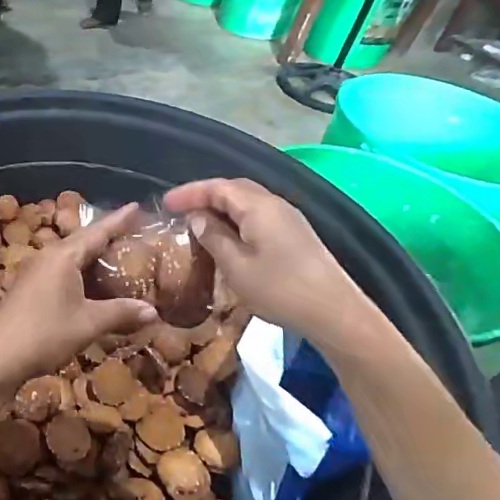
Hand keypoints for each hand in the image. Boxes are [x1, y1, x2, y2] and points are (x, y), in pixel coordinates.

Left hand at [0, 204, 157, 390]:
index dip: (119, 220)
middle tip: (135, 234)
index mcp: (63, 256)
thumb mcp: (88, 323)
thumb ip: (122, 313)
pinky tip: (94, 286)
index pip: (97, 231)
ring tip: (120, 258)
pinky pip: (62, 272)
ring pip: (72, 258)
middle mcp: (48, 257)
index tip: (137, 205)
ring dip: (95, 258)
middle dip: (108, 238)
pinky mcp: (30, 289)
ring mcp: (36, 272)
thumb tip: (154, 311)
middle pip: (83, 241)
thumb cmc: (45, 334)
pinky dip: (82, 274)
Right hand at [164, 178, 374, 337]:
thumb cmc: (280, 289)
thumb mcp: (236, 267)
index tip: (165, 203)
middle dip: (205, 195)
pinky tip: (228, 238)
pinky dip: (237, 219)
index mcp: (258, 206)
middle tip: (180, 210)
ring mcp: (288, 219)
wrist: (334, 312)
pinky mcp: (295, 235)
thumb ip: (214, 237)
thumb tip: (198, 217)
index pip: (217, 187)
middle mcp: (274, 204)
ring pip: (248, 202)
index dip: (189, 192)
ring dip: (221, 208)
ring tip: (199, 223)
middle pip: (235, 189)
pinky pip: (258, 216)